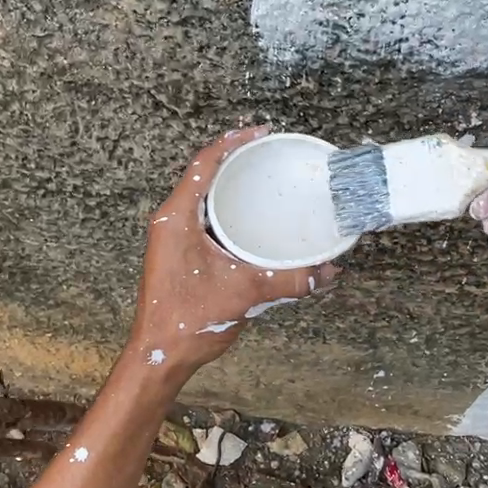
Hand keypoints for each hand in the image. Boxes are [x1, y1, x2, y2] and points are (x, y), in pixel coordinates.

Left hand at [126, 126, 338, 377]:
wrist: (159, 356)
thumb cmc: (187, 321)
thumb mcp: (245, 293)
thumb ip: (290, 280)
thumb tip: (328, 272)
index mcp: (177, 217)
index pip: (203, 163)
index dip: (232, 141)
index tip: (260, 131)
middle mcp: (171, 221)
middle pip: (203, 174)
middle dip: (233, 158)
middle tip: (266, 151)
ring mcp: (172, 237)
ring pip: (202, 196)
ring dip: (228, 184)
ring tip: (261, 178)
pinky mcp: (178, 252)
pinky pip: (203, 217)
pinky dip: (225, 209)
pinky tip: (249, 219)